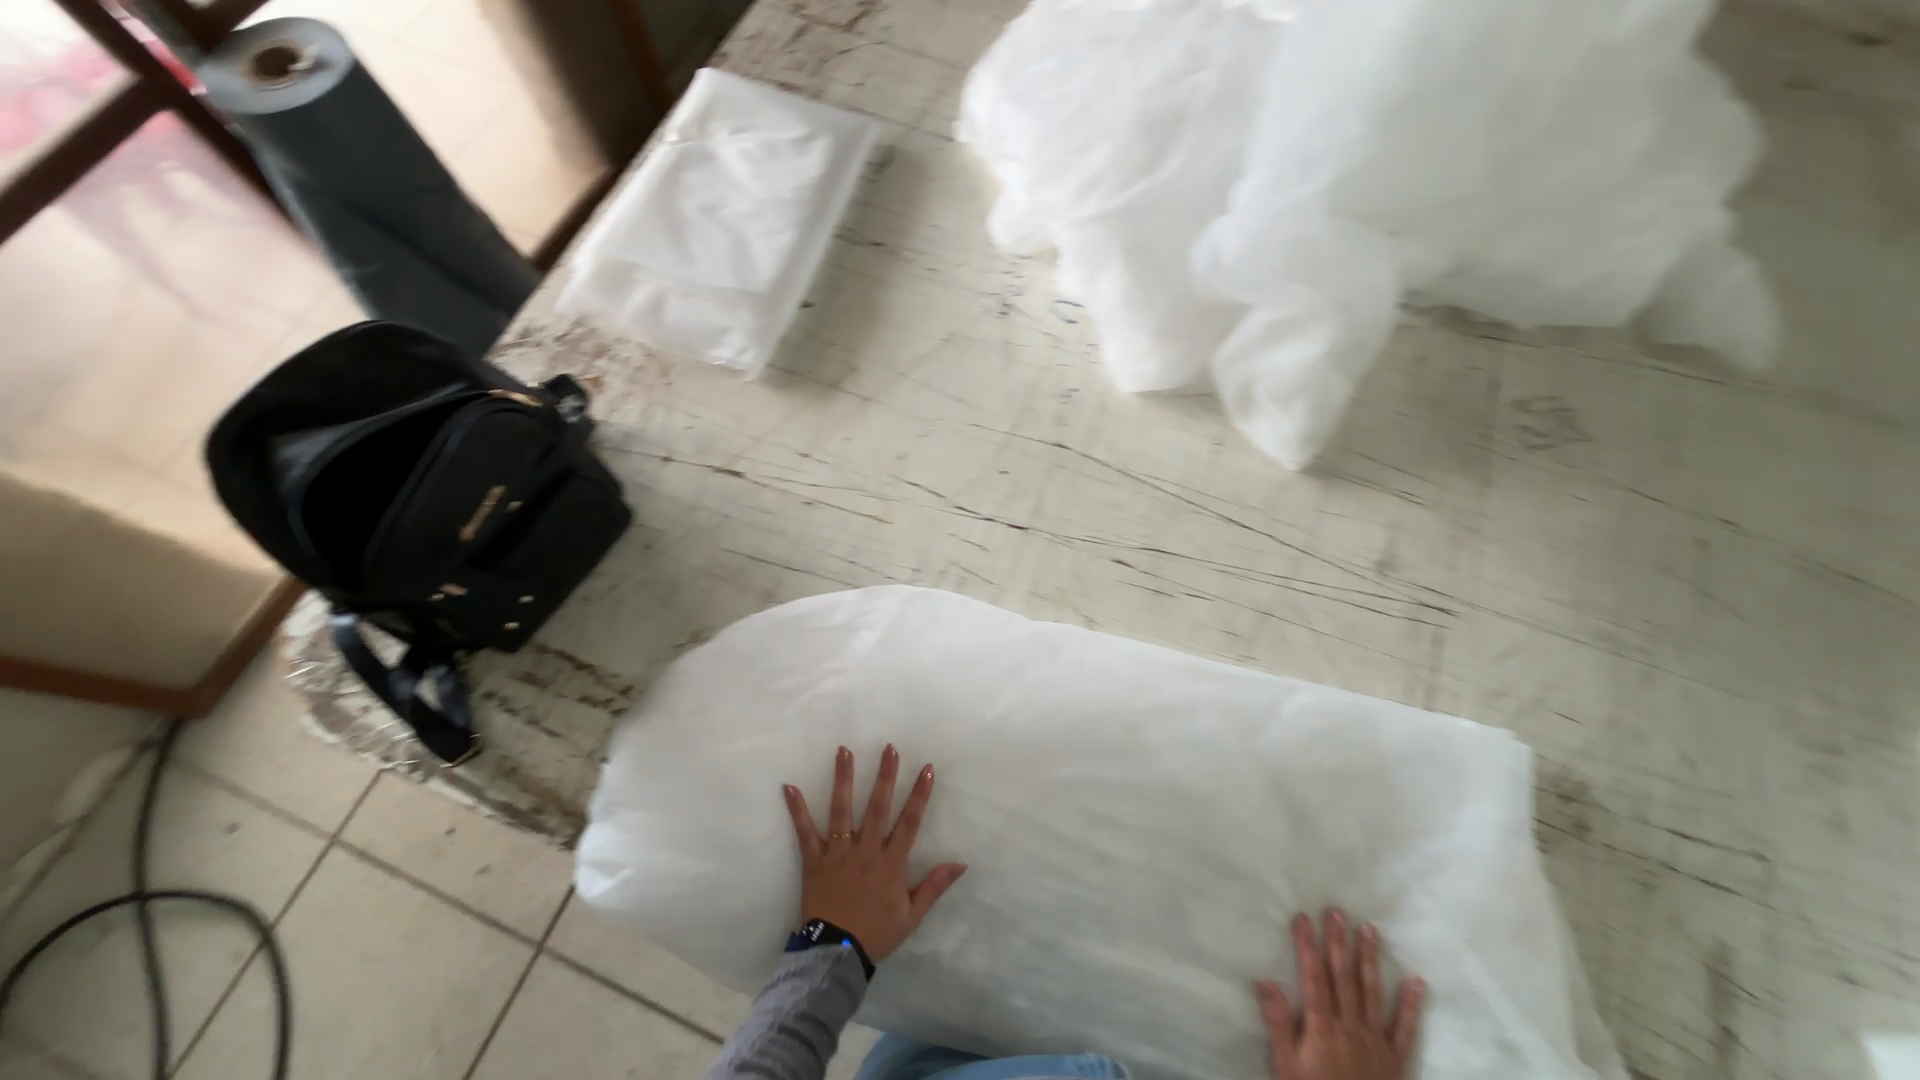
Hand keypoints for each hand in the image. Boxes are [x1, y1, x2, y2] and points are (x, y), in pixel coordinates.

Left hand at [783, 744, 966, 963]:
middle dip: (885, 776)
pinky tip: (789, 786)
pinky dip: (797, 810)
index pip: (910, 822)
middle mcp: (866, 851)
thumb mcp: (912, 915)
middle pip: (878, 807)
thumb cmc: (876, 934)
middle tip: (889, 748)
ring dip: (844, 780)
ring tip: (844, 751)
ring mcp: (838, 854)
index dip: (920, 795)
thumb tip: (961, 863)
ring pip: (842, 811)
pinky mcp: (814, 861)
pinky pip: (805, 832)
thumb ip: (935, 886)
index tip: (927, 769)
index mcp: (891, 863)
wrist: (836, 956)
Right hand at [1255, 910, 1425, 1079]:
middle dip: (1338, 942)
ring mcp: (1375, 1041)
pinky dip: (1411, 1005)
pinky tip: (1417, 983)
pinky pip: (1405, 1029)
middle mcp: (1350, 1026)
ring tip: (1369, 929)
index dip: (1308, 946)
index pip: (1314, 977)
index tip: (1303, 918)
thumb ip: (1278, 1024)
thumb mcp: (1286, 1066)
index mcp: (1322, 1027)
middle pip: (1343, 977)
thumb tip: (1265, 981)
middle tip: (1337, 912)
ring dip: (1369, 959)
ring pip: (1372, 992)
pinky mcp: (1394, 1059)